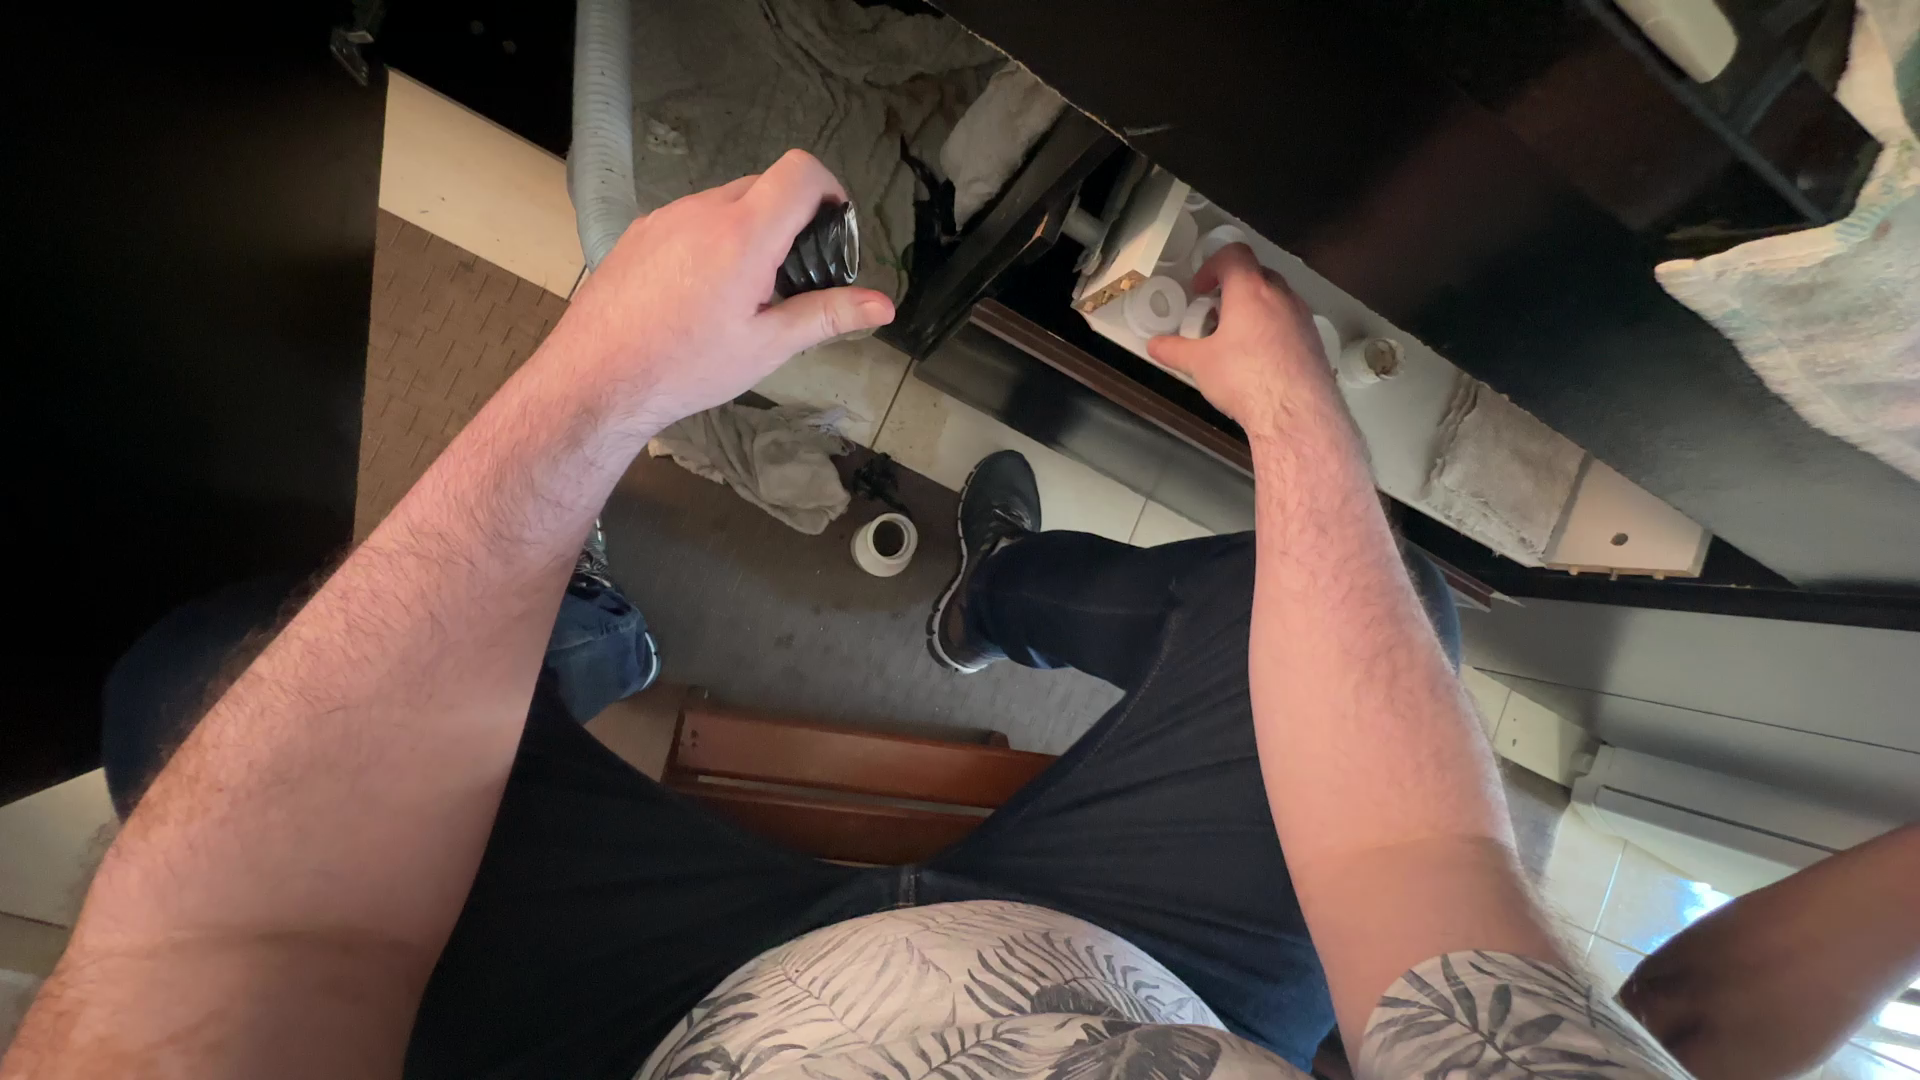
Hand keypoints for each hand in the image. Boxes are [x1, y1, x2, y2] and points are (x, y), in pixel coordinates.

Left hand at [551, 149, 895, 432]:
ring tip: (745, 294)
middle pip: (765, 185)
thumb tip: (885, 304)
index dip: (829, 188)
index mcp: (743, 235)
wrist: (597, 378)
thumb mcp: (768, 347)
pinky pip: (694, 218)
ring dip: (752, 232)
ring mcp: (666, 216)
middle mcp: (703, 210)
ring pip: (727, 203)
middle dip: (792, 220)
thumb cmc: (689, 368)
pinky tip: (703, 293)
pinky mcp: (642, 231)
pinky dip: (716, 240)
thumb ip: (827, 315)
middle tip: (794, 278)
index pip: (800, 171)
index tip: (834, 228)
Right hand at [1145, 244, 1340, 439]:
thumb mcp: (1199, 364)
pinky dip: (1271, 330)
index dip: (1212, 265)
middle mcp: (1281, 297)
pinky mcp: (1314, 341)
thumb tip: (1155, 346)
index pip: (1234, 255)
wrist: (1294, 412)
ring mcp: (1302, 318)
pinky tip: (1258, 360)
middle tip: (1214, 314)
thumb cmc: (1245, 378)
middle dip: (1233, 289)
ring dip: (1254, 310)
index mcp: (1251, 291)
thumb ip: (1174, 350)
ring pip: (1276, 299)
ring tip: (1235, 340)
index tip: (1200, 288)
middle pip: (1257, 275)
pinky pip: (1289, 323)